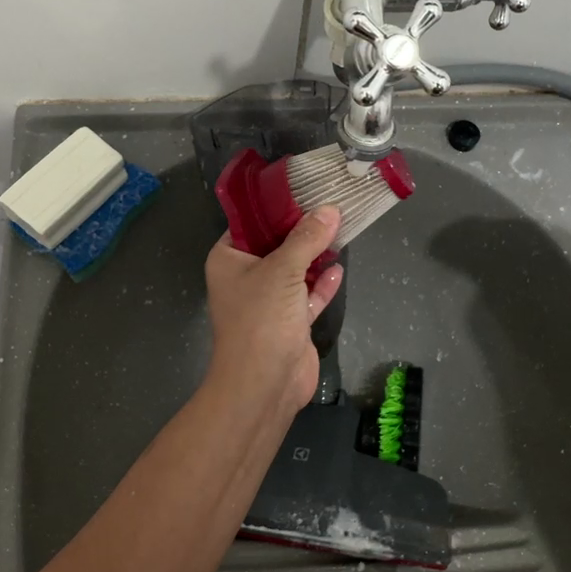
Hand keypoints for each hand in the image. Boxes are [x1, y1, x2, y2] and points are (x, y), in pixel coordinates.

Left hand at [203, 207, 345, 415]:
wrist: (264, 384)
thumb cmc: (262, 319)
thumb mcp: (283, 270)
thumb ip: (306, 238)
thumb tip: (329, 209)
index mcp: (228, 259)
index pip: (250, 222)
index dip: (276, 206)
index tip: (305, 187)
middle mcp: (245, 277)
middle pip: (276, 244)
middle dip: (302, 229)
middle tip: (331, 204)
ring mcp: (268, 301)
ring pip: (294, 270)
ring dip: (314, 255)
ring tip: (341, 228)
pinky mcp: (289, 323)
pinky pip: (307, 295)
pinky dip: (321, 284)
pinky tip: (338, 269)